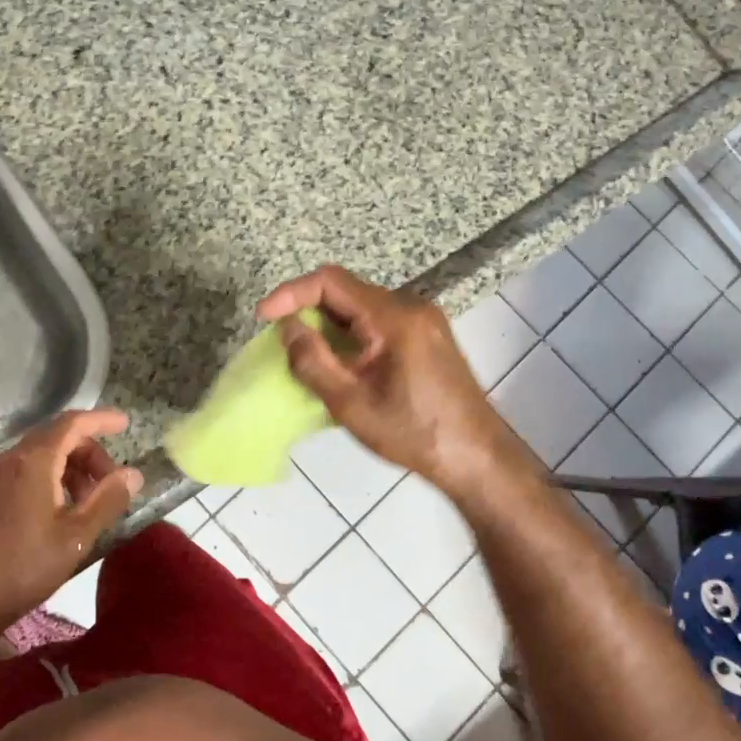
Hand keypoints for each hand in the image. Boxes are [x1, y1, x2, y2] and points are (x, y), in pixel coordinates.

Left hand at [0, 409, 143, 639]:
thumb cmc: (28, 566)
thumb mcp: (77, 535)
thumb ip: (107, 499)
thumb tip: (133, 473)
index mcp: (33, 461)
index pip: (72, 424)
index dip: (101, 419)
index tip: (125, 424)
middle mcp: (11, 458)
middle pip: (57, 437)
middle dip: (90, 453)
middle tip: (112, 485)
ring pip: (41, 454)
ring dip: (71, 468)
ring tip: (90, 503)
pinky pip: (25, 470)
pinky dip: (50, 477)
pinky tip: (62, 510)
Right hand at [257, 266, 541, 497]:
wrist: (478, 458)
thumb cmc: (412, 433)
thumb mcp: (349, 402)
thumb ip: (312, 360)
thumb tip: (287, 328)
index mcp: (394, 318)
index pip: (330, 281)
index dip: (289, 293)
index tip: (262, 317)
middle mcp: (411, 307)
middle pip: (344, 290)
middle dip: (305, 308)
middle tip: (280, 339)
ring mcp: (422, 320)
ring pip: (358, 305)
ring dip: (326, 322)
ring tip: (303, 352)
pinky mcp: (425, 335)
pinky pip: (375, 319)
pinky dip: (347, 331)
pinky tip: (336, 360)